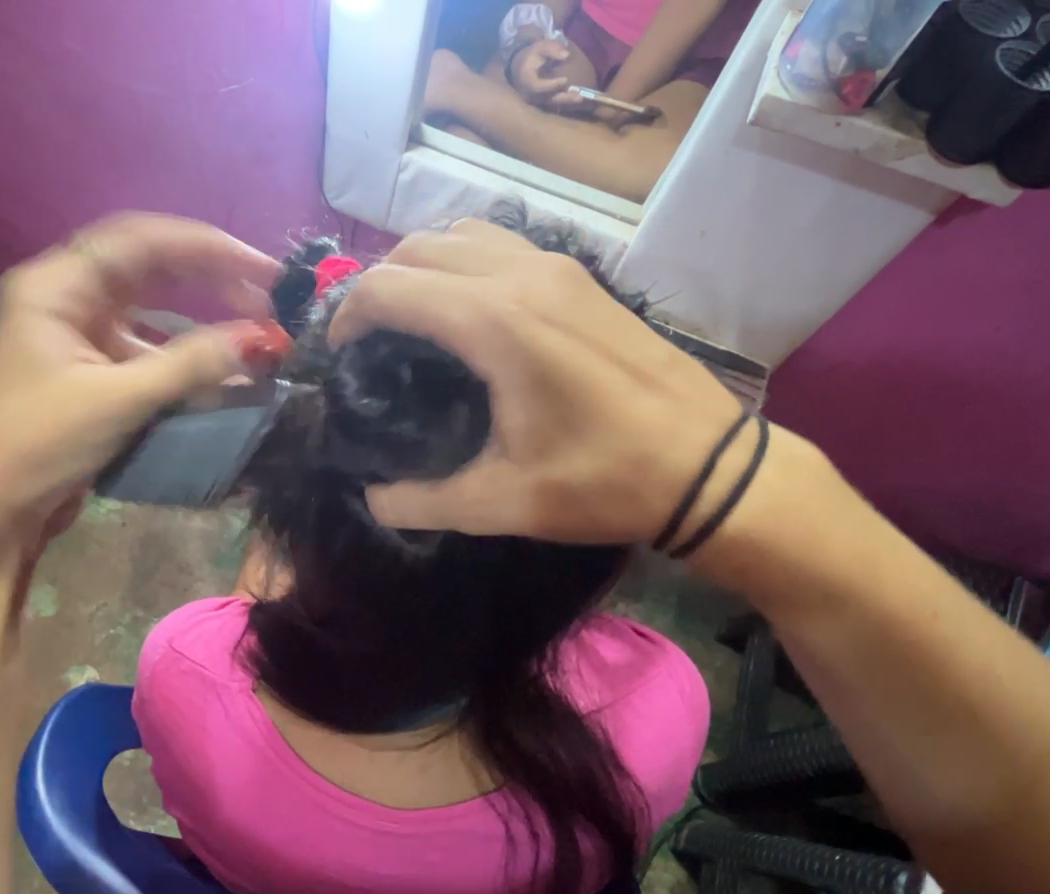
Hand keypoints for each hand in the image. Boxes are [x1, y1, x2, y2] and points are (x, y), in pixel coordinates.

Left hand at [0, 214, 281, 534]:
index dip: (209, 248)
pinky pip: (150, 344)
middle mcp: (67, 296)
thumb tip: (262, 340)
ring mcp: (80, 331)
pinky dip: (186, 353)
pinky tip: (223, 368)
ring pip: (153, 305)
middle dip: (212, 277)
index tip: (265, 271)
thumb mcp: (120, 400)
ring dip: (203, 314)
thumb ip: (192, 365)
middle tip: (270, 298)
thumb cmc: (43, 444)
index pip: (142, 240)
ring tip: (255, 325)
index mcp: (57, 285)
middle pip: (151, 265)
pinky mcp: (93, 365)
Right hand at [327, 219, 823, 549]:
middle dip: (377, 284)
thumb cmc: (605, 483)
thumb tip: (373, 500)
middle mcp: (522, 274)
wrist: (711, 467)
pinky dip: (465, 263)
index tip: (338, 354)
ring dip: (422, 264)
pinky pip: (503, 245)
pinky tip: (468, 312)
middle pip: (419, 247)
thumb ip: (424, 502)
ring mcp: (559, 268)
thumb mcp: (504, 502)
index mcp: (495, 322)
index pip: (390, 287)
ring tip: (409, 318)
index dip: (349, 314)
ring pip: (464, 234)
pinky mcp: (583, 279)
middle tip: (366, 338)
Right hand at [509, 40, 586, 110]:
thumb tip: (567, 55)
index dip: (551, 85)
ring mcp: (536, 101)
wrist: (520, 68)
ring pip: (552, 103)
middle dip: (563, 98)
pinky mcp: (541, 103)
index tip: (565, 80)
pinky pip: (554, 104)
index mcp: (527, 81)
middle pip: (547, 99)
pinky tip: (577, 99)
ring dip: (567, 101)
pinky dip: (565, 102)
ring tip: (581, 98)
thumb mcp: (539, 48)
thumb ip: (552, 49)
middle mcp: (530, 95)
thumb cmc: (531, 57)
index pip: (538, 87)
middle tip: (579, 97)